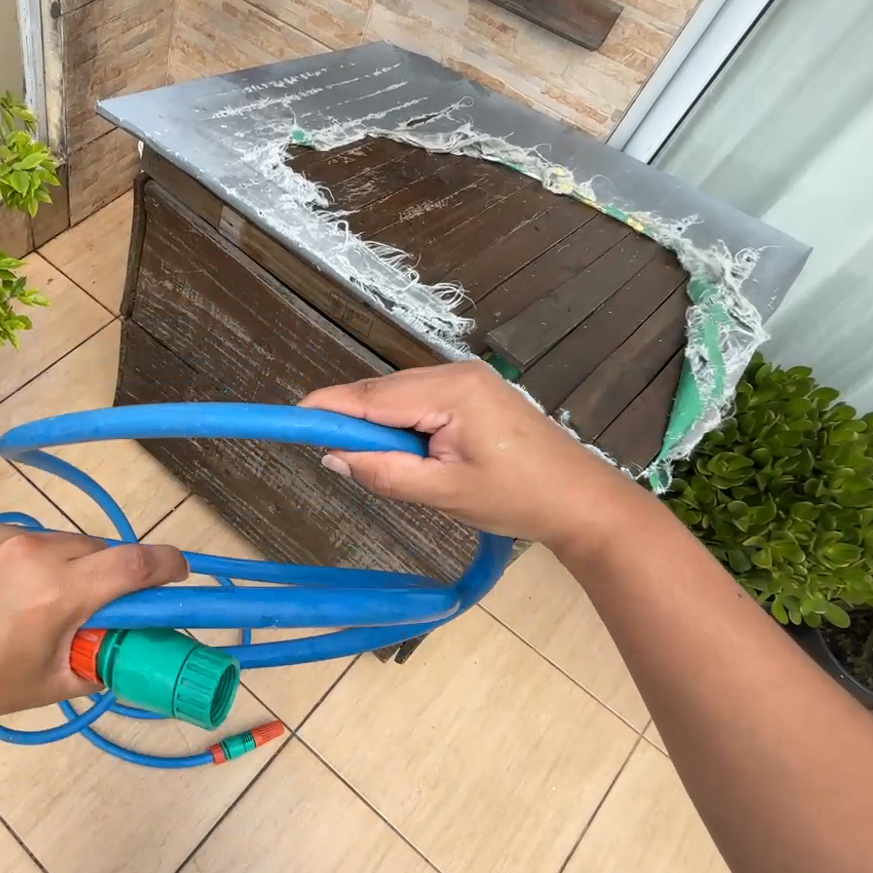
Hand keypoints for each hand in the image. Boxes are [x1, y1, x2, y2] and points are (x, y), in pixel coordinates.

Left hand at [0, 524, 188, 732]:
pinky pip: (34, 538)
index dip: (169, 564)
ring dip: (79, 564)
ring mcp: (7, 535)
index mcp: (58, 592)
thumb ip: (99, 664)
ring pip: (70, 541)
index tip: (181, 573)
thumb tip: (129, 653)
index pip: (136, 563)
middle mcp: (37, 551)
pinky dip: (42, 557)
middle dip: (117, 574)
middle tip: (107, 606)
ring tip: (54, 600)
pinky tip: (18, 589)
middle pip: (104, 550)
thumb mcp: (50, 685)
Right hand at [299, 362, 646, 551]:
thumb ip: (383, 472)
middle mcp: (455, 372)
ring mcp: (465, 378)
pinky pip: (415, 401)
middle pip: (380, 392)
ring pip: (395, 397)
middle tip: (336, 459)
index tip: (290, 418)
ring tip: (383, 464)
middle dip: (352, 422)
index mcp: (451, 392)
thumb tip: (333, 457)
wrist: (582, 500)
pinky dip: (399, 425)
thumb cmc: (518, 499)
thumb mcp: (443, 493)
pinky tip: (406, 451)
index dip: (326, 407)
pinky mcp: (470, 390)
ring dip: (378, 426)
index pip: (370, 396)